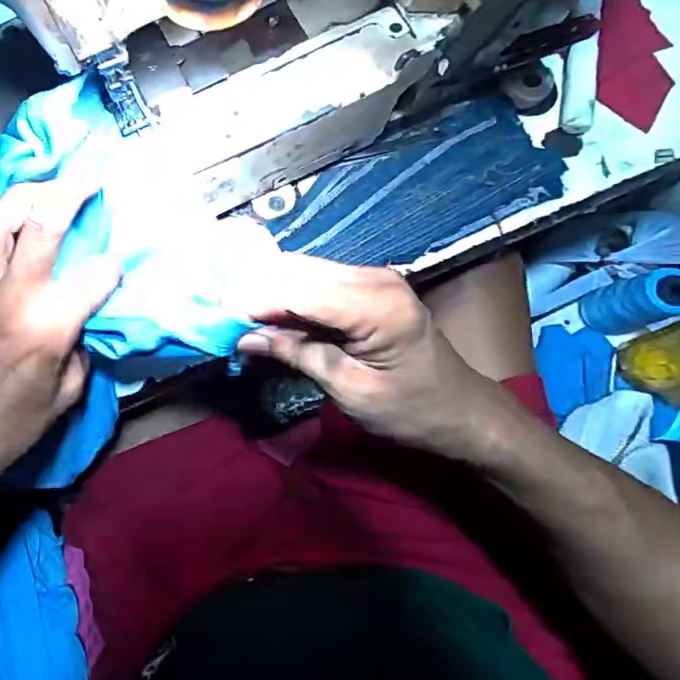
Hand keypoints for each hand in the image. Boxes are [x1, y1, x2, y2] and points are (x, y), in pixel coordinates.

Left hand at [0, 176, 120, 501]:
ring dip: (18, 195)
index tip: (114, 266)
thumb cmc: (13, 426)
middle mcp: (11, 301)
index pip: (94, 277)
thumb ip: (79, 349)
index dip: (111, 267)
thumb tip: (82, 317)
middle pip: (41, 228)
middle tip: (85, 181)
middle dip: (68, 195)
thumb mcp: (66, 395)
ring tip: (39, 185)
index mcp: (49, 329)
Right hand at [233, 254, 532, 463]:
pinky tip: (267, 311)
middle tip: (221, 316)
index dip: (255, 300)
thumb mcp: (351, 391)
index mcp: (378, 306)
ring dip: (268, 289)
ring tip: (237, 315)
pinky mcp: (367, 283)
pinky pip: (316, 279)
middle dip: (255, 290)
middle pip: (298, 271)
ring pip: (302, 270)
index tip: (217, 315)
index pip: (300, 292)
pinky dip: (287, 293)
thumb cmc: (413, 410)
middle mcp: (375, 278)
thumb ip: (299, 355)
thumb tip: (246, 337)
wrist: (462, 409)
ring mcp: (373, 276)